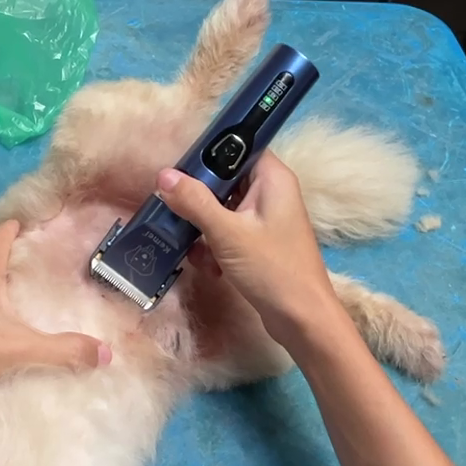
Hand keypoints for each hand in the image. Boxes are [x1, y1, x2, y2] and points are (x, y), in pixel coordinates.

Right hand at [155, 154, 343, 346]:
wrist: (302, 319)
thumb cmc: (271, 268)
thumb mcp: (227, 233)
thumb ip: (195, 202)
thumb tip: (163, 175)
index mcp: (272, 178)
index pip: (238, 146)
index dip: (208, 152)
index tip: (178, 166)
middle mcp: (271, 192)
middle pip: (225, 179)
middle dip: (198, 197)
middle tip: (173, 208)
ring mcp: (265, 219)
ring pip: (223, 208)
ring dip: (203, 226)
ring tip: (190, 244)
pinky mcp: (259, 243)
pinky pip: (228, 232)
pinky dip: (215, 246)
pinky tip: (208, 266)